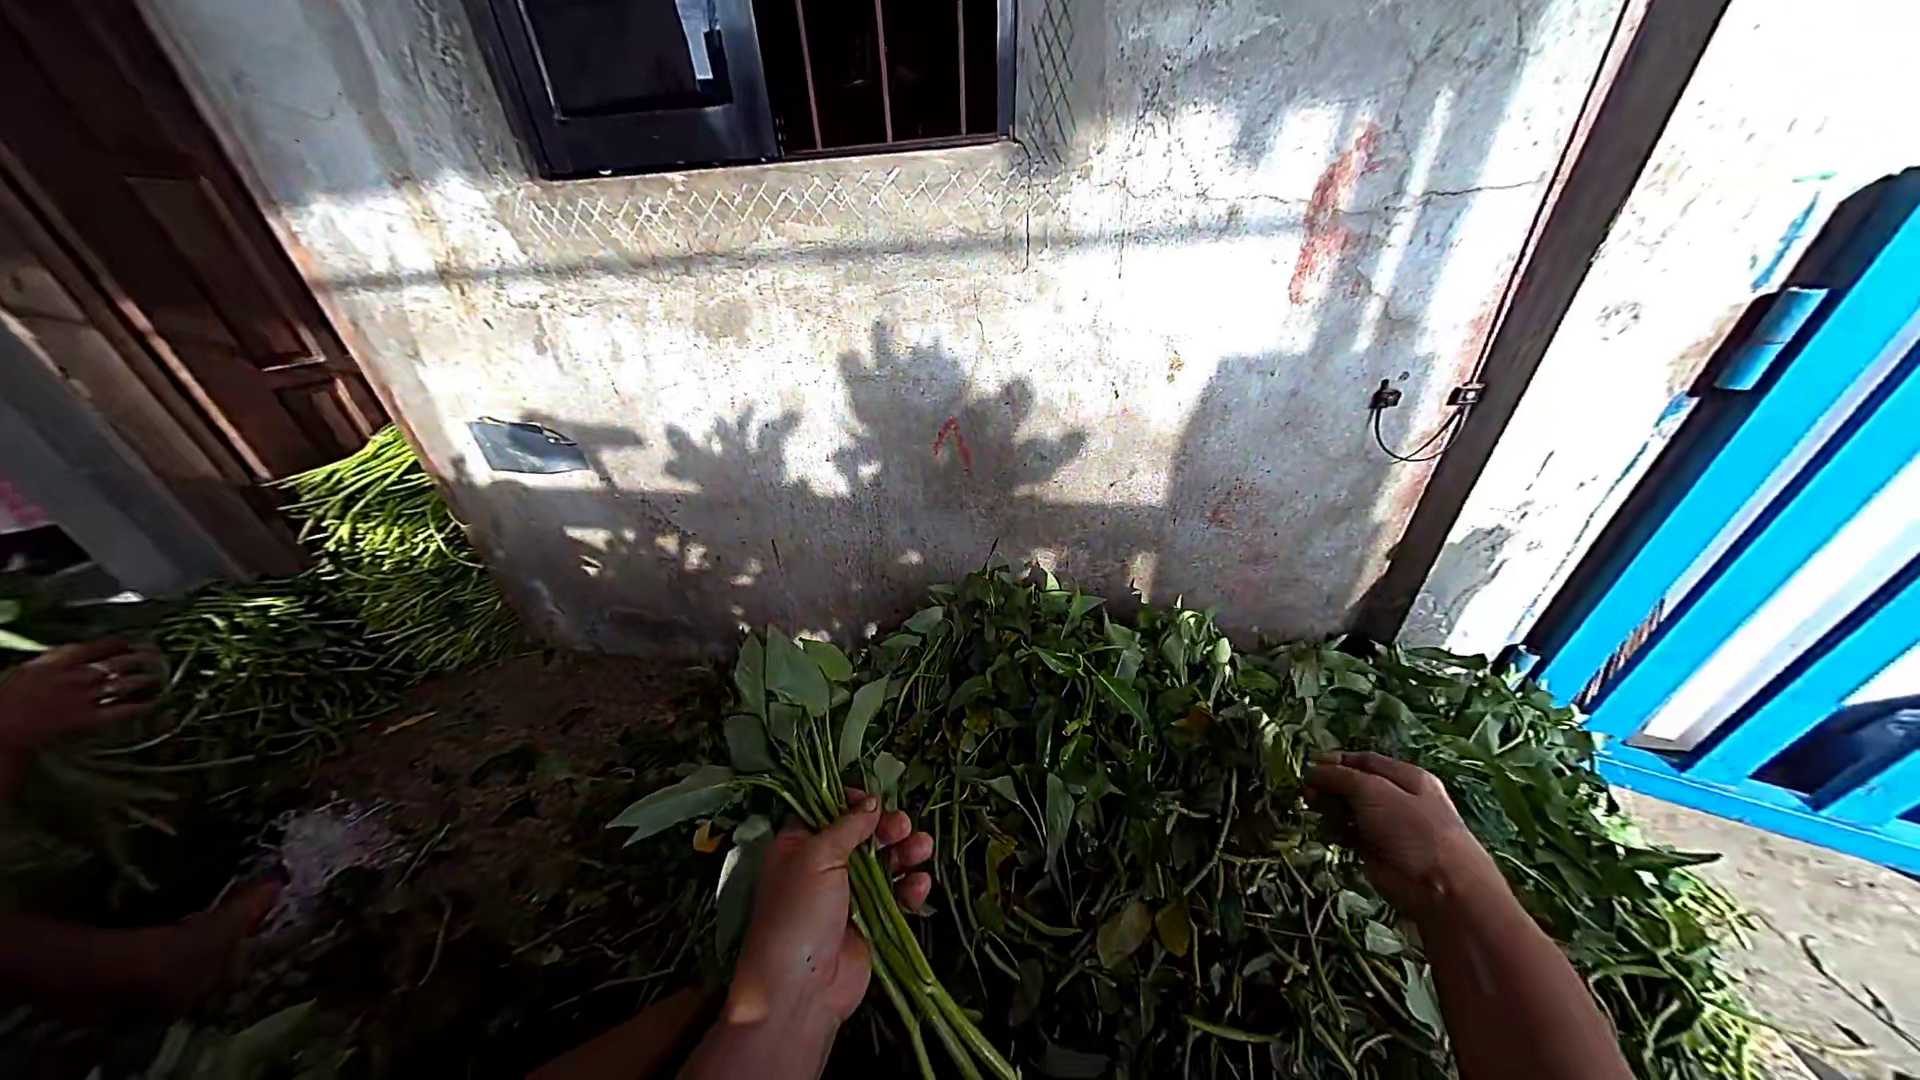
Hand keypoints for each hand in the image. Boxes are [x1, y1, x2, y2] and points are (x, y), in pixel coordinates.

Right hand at [0, 640, 159, 753]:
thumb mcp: (17, 675)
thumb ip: (49, 664)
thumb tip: (75, 656)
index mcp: (51, 665)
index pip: (97, 646)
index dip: (118, 644)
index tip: (128, 645)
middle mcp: (74, 678)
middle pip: (124, 662)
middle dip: (143, 660)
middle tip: (153, 660)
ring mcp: (84, 698)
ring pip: (133, 682)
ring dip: (148, 680)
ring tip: (155, 679)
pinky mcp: (90, 720)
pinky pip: (129, 709)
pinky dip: (145, 704)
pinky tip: (152, 702)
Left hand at [727, 791, 932, 1033]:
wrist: (799, 992)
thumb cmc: (798, 913)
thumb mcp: (818, 856)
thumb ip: (848, 826)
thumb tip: (872, 801)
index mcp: (800, 844)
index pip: (828, 809)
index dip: (852, 802)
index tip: (874, 799)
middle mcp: (823, 865)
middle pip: (863, 834)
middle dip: (887, 827)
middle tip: (903, 826)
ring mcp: (848, 894)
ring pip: (885, 862)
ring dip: (906, 852)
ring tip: (922, 848)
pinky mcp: (870, 921)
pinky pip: (896, 895)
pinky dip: (910, 886)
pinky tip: (919, 884)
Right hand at [1305, 750, 1502, 920]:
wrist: (1442, 890)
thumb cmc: (1411, 829)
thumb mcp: (1372, 790)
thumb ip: (1338, 775)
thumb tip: (1311, 772)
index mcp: (1406, 777)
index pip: (1363, 760)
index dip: (1334, 760)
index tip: (1309, 765)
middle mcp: (1398, 799)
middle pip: (1353, 784)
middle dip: (1328, 784)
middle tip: (1306, 791)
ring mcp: (1388, 826)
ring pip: (1349, 808)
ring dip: (1329, 807)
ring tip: (1312, 808)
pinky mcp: (1378, 851)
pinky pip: (1349, 833)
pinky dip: (1336, 830)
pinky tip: (1327, 831)